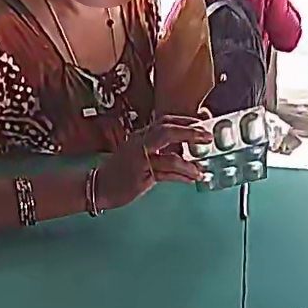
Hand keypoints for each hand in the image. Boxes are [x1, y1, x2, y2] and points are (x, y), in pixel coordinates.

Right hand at [95, 117, 209, 210]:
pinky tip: (191, 179)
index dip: (185, 121)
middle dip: (190, 133)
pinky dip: (181, 177)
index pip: (165, 122)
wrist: (100, 186)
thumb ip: (158, 148)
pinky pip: (166, 175)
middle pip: (167, 131)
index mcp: (141, 136)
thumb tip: (183, 146)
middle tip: (208, 137)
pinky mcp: (141, 176)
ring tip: (201, 169)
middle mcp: (140, 143)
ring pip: (169, 157)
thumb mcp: (138, 153)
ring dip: (189, 164)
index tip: (202, 122)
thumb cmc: (121, 171)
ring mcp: (140, 159)